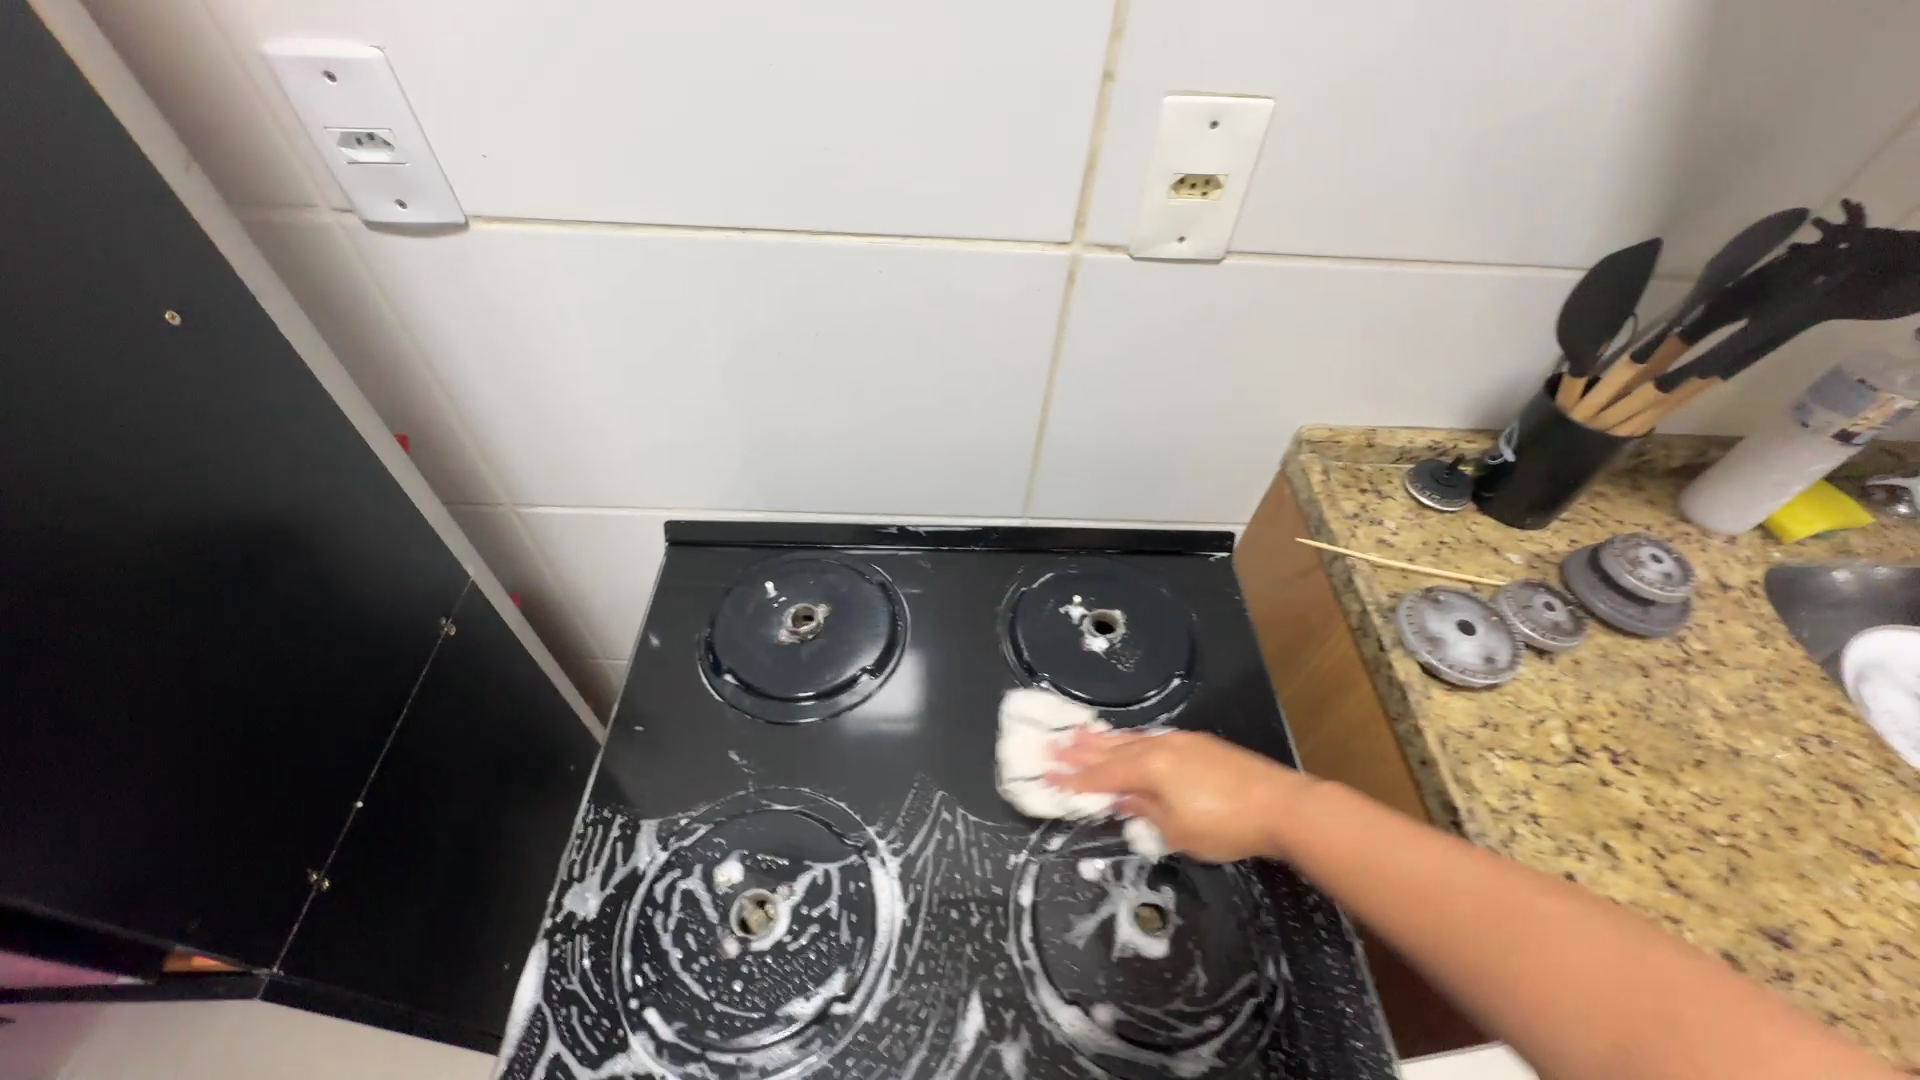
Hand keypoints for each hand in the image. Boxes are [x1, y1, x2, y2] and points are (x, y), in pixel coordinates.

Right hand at [1048, 729, 1315, 862]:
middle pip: (1112, 748)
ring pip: (1132, 739)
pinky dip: (1131, 741)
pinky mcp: (1200, 745)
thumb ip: (1144, 810)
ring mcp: (1182, 742)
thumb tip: (1122, 798)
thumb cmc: (1224, 824)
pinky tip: (1128, 741)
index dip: (1074, 778)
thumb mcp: (1177, 830)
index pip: (1102, 774)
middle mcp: (1160, 747)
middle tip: (1053, 744)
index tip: (1047, 775)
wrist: (1282, 805)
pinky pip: (1152, 738)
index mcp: (1149, 767)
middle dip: (1081, 749)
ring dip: (1104, 740)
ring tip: (1080, 734)